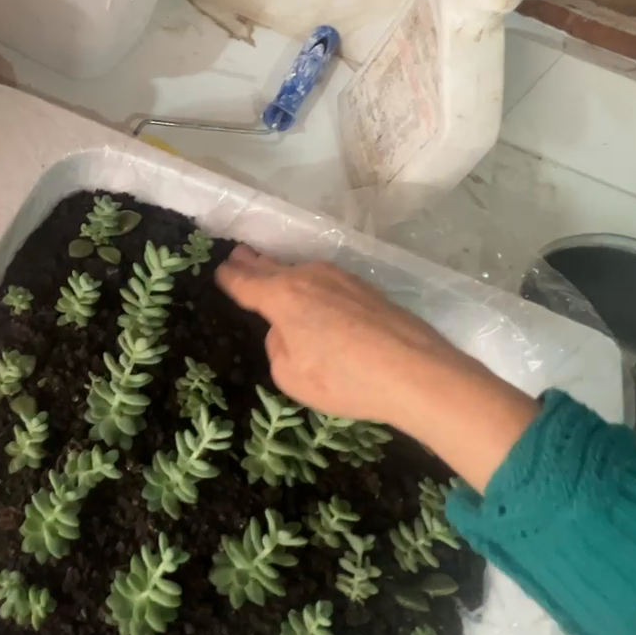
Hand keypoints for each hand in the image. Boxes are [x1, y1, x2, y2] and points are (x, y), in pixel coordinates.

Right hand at [216, 246, 539, 491]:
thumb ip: (277, 347)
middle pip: (270, 265)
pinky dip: (311, 285)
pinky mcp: (365, 288)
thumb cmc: (345, 379)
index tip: (219, 271)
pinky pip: (325, 281)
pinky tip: (315, 297)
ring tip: (273, 274)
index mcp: (280, 295)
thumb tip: (286, 331)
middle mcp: (306, 277)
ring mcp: (339, 278)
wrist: (417, 373)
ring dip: (283, 272)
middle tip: (238, 255)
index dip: (228, 277)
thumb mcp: (290, 376)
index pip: (243, 280)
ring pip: (299, 271)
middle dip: (251, 262)